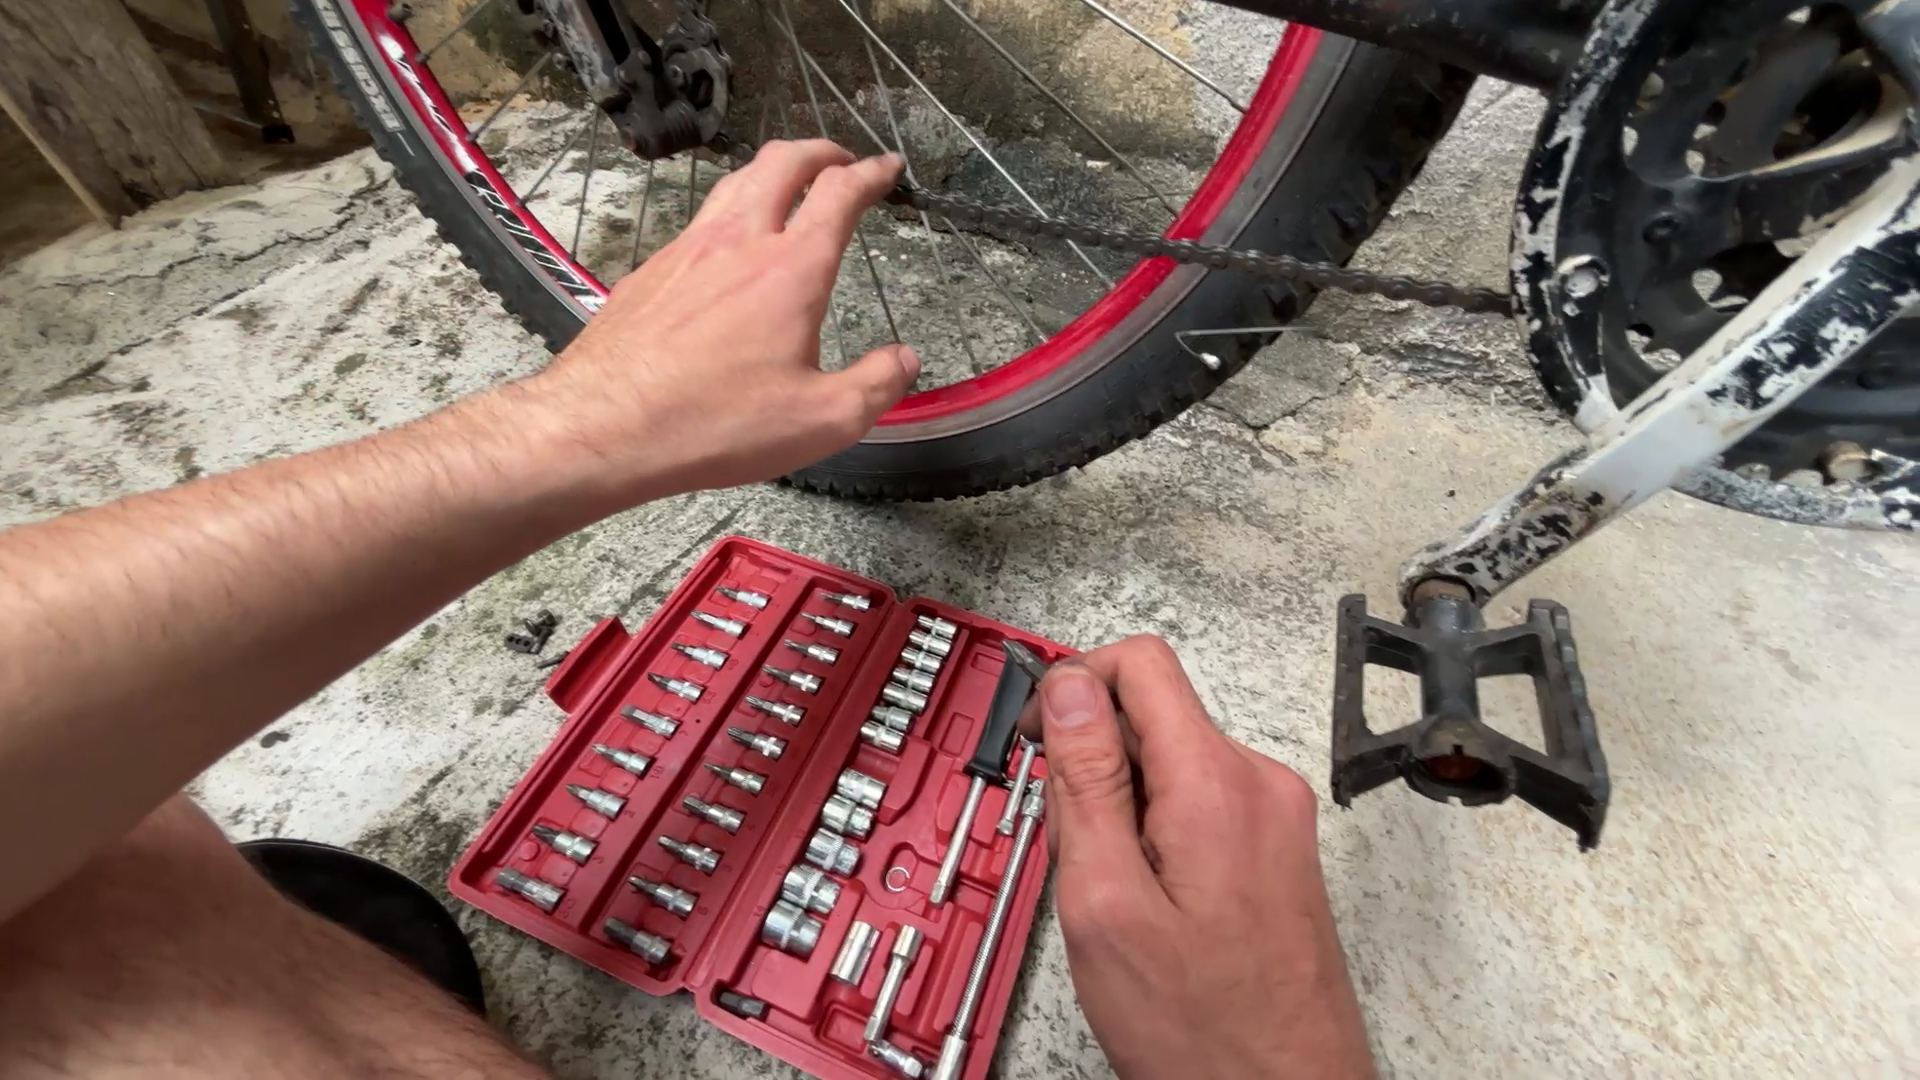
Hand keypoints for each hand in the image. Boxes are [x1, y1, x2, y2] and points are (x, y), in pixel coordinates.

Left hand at [519, 140, 918, 500]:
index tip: (887, 168)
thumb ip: (878, 385)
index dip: (871, 173)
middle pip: (783, 163)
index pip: (839, 195)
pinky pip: (701, 219)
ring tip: (792, 188)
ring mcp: (689, 250)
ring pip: (736, 181)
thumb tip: (906, 360)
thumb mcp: (824, 420)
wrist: (608, 426)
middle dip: (821, 152)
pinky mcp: (654, 271)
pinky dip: (733, 209)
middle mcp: (739, 243)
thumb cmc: (721, 423)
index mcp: (791, 271)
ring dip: (774, 171)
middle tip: (843, 162)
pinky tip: (732, 247)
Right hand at [1021, 636, 1374, 1079]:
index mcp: (1214, 782)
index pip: (1140, 662)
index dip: (1076, 681)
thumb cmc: (1201, 1032)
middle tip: (1075, 841)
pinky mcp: (1270, 839)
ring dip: (1117, 796)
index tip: (1044, 734)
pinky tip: (1142, 888)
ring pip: (1164, 753)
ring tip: (1111, 880)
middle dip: (1091, 757)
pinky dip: (1149, 819)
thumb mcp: (1107, 902)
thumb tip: (1071, 688)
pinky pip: (1192, 790)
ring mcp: (1270, 811)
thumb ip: (1085, 781)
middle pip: (1148, 710)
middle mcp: (1255, 781)